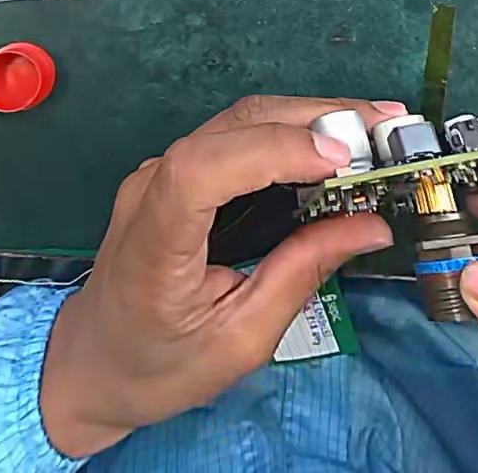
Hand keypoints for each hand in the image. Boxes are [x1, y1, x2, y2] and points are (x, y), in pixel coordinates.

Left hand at [39, 96, 402, 456]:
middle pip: (231, 126)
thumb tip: (368, 226)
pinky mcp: (175, 168)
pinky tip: (326, 140)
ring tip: (369, 127)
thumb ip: (299, 275)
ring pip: (237, 120)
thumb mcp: (237, 341)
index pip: (201, 168)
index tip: (337, 160)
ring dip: (306, 115)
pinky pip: (234, 135)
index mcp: (155, 236)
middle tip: (385, 125)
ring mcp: (160, 168)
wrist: (92, 356)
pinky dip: (286, 130)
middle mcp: (152, 183)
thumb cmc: (156, 364)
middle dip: (313, 117)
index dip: (268, 151)